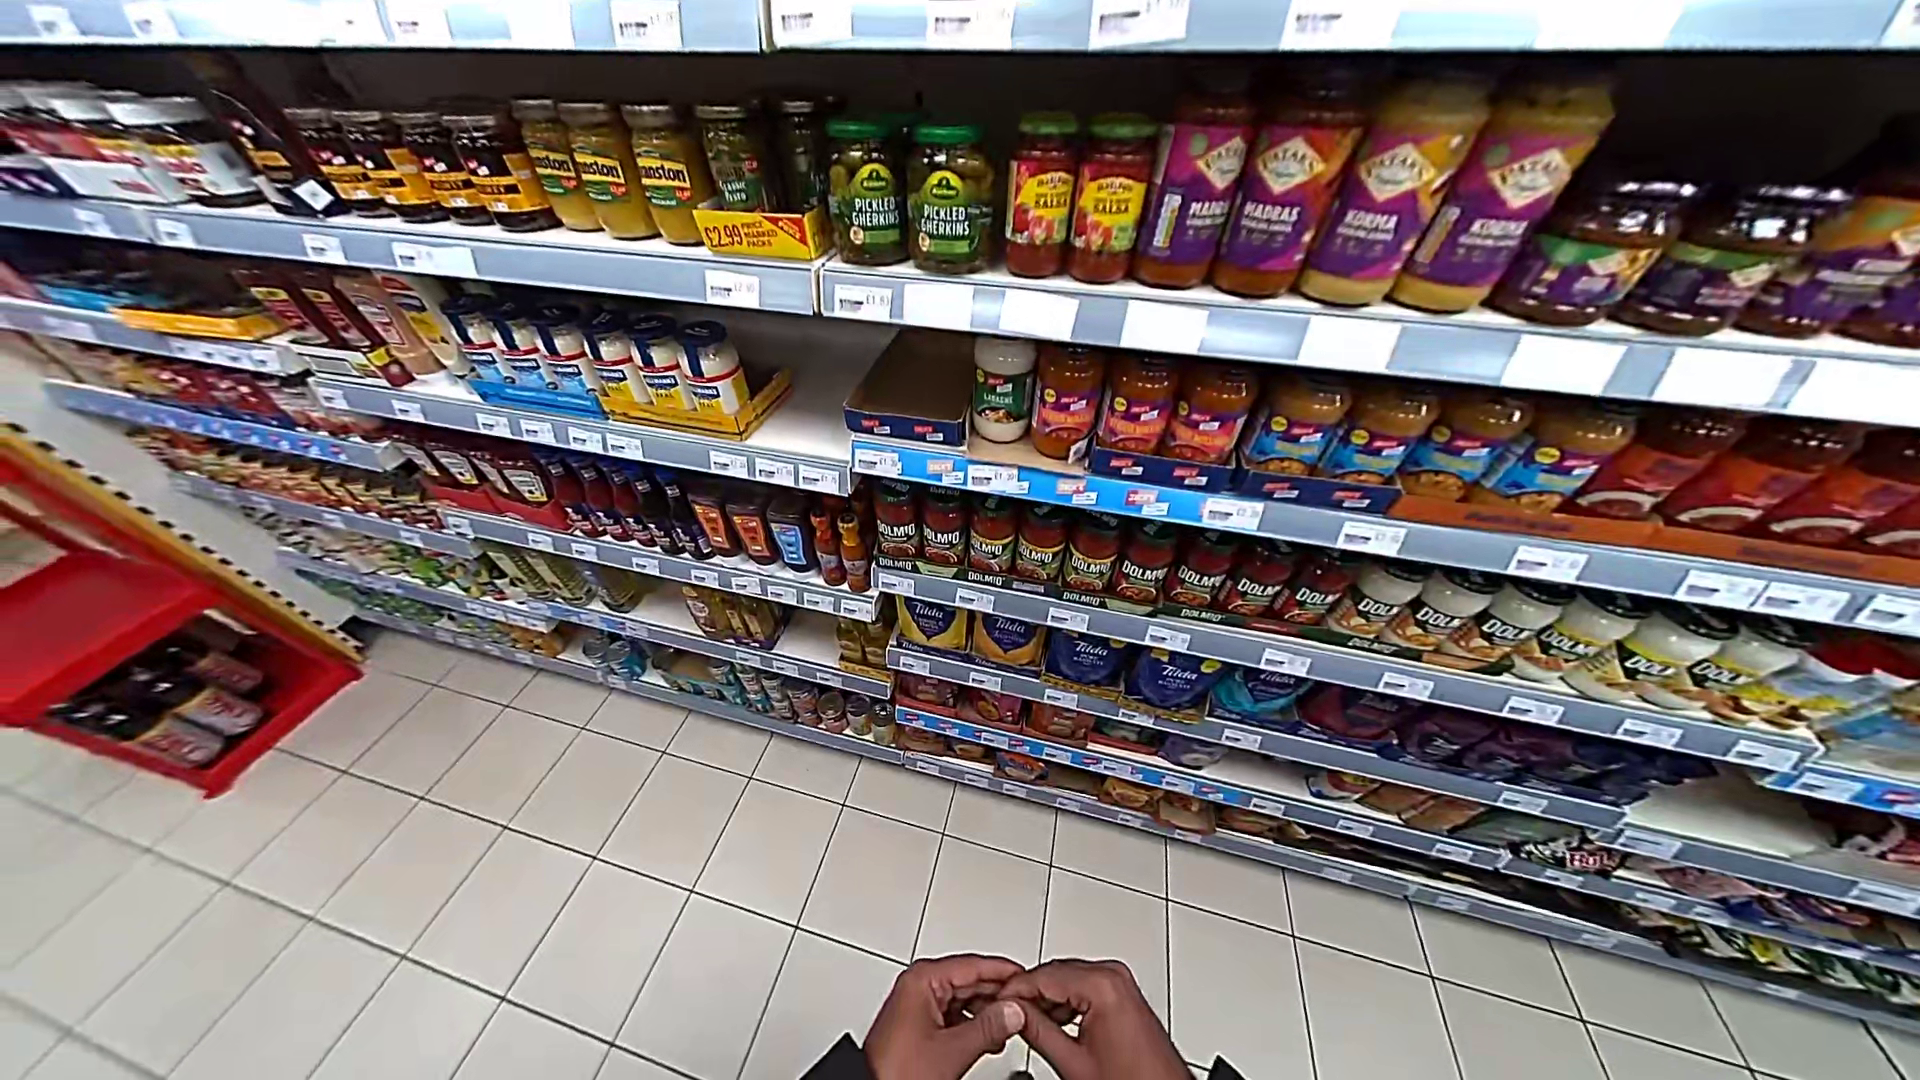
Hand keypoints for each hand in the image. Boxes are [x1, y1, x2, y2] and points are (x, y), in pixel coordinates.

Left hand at [864, 954, 1027, 1079]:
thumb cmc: (895, 1072)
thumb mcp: (950, 1051)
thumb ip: (986, 1027)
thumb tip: (1012, 1010)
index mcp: (923, 979)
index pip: (971, 965)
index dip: (1001, 970)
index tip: (1023, 975)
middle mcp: (920, 984)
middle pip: (968, 979)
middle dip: (996, 993)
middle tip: (1022, 1002)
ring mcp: (918, 1003)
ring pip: (962, 997)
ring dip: (986, 1011)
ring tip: (1010, 1022)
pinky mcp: (919, 1021)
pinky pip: (953, 1013)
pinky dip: (972, 1023)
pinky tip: (989, 1035)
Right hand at [997, 959, 1186, 1079]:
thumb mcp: (1075, 1065)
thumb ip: (1038, 1032)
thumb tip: (1013, 1012)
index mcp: (1102, 985)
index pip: (1044, 975)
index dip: (1015, 989)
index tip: (996, 1001)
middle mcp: (1113, 974)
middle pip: (1056, 973)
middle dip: (1030, 993)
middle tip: (1006, 1011)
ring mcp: (1120, 981)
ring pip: (1068, 979)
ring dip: (1047, 998)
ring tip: (1026, 1021)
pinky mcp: (1123, 990)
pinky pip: (1084, 986)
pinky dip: (1066, 1002)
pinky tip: (1052, 1023)